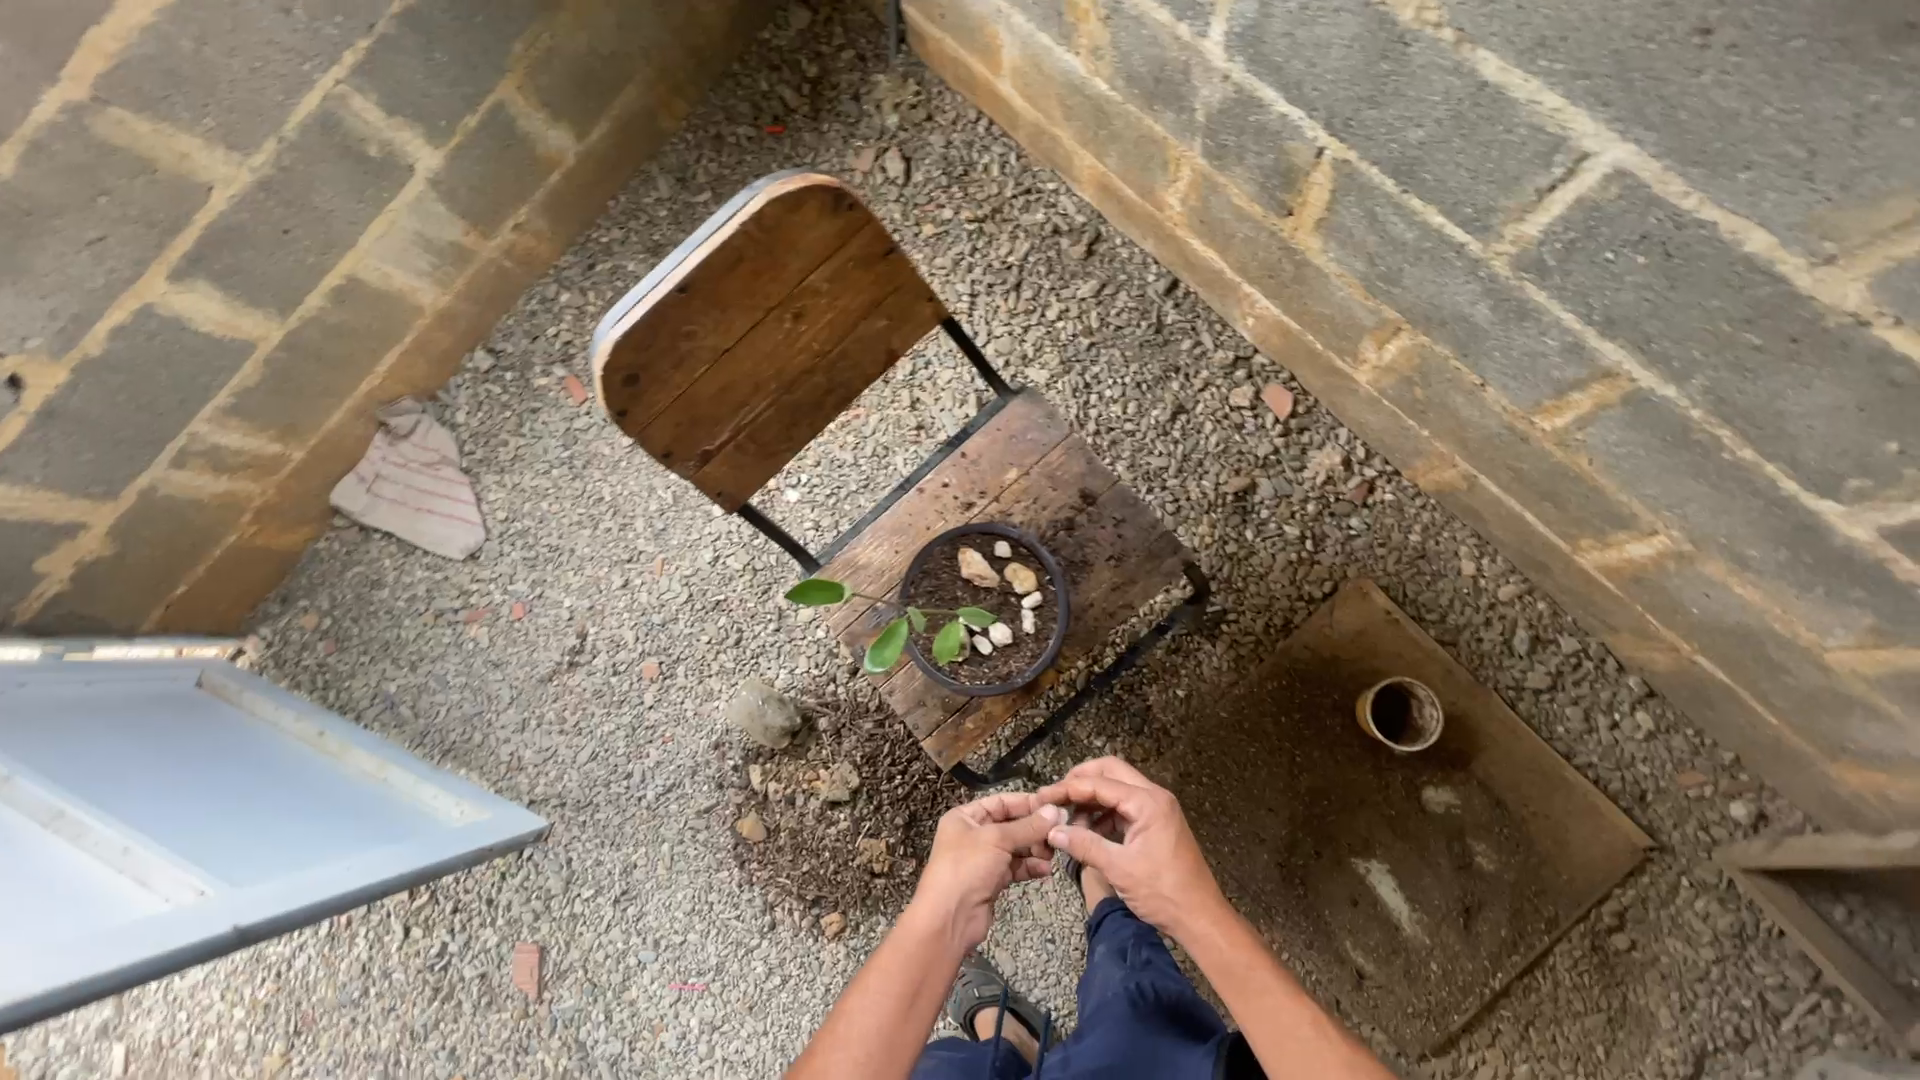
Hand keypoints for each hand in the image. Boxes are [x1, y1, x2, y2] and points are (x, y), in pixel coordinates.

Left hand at [905, 793, 1064, 953]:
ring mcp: (983, 859)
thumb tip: (1055, 811)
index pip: (1000, 802)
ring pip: (1015, 847)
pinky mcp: (992, 881)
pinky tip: (1045, 869)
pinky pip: (1015, 868)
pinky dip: (1030, 867)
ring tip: (1052, 853)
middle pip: (1010, 825)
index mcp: (965, 817)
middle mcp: (973, 835)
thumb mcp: (997, 839)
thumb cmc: (967, 867)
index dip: (1026, 803)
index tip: (1052, 807)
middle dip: (1034, 829)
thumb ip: (1028, 826)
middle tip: (1058, 832)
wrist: (950, 919)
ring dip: (1035, 849)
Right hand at [1035, 757, 1226, 937]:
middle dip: (1080, 781)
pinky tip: (1088, 832)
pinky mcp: (1157, 823)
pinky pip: (1125, 806)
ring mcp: (1158, 809)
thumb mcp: (1119, 869)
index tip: (1043, 797)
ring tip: (1069, 821)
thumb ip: (1084, 845)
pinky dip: (1104, 813)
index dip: (1068, 788)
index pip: (1099, 783)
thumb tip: (1052, 832)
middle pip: (1110, 772)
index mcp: (1148, 802)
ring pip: (1117, 788)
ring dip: (1092, 798)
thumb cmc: (1163, 893)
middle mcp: (1154, 797)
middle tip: (1055, 796)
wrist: (1201, 918)